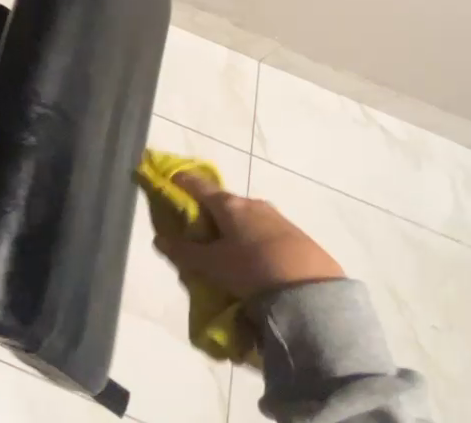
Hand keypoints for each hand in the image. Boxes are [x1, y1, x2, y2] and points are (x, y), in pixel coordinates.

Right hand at [153, 173, 344, 301]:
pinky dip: (254, 239)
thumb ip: (184, 252)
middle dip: (209, 214)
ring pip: (246, 217)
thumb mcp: (212, 265)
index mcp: (228, 204)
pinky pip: (266, 231)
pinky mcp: (297, 235)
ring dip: (234, 228)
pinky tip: (257, 261)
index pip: (197, 185)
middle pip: (223, 202)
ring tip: (230, 253)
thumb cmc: (252, 269)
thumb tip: (159, 239)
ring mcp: (277, 217)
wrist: (312, 291)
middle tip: (200, 233)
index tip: (170, 181)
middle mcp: (252, 203)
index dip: (181, 181)